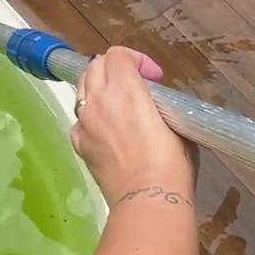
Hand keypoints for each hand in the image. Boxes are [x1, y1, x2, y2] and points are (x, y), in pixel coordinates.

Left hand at [70, 47, 191, 200]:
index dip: (136, 60)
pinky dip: (90, 118)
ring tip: (116, 105)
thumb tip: (156, 106)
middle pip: (94, 66)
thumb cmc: (172, 163)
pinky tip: (105, 131)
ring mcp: (84, 121)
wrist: (148, 200)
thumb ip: (161, 107)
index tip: (153, 78)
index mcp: (125, 89)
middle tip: (133, 86)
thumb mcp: (177, 125)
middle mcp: (98, 99)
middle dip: (113, 69)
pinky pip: (79, 120)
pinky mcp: (78, 143)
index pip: (117, 55)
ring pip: (82, 90)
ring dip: (98, 89)